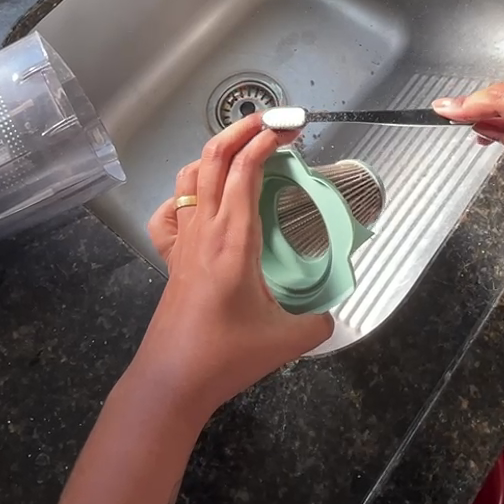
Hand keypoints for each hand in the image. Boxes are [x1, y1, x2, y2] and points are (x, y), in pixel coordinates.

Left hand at [134, 115, 333, 419]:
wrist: (171, 382)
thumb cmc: (226, 356)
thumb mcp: (286, 340)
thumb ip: (318, 321)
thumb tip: (334, 312)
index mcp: (234, 236)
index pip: (246, 169)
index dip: (268, 139)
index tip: (292, 129)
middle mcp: (205, 227)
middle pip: (214, 156)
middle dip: (243, 128)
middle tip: (275, 122)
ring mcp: (183, 239)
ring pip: (191, 175)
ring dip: (217, 152)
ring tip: (245, 151)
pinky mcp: (170, 255)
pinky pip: (171, 210)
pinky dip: (187, 192)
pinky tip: (204, 200)